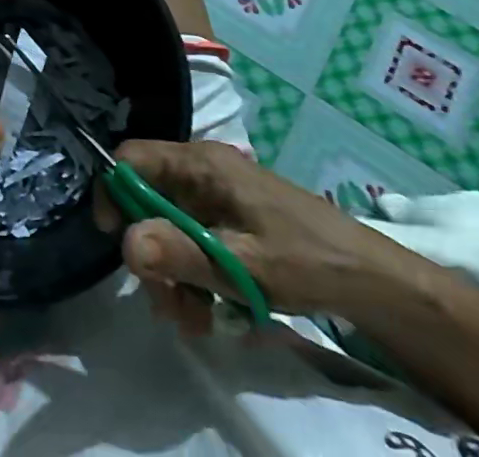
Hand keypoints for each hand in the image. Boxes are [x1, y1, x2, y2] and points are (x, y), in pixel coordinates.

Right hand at [95, 140, 401, 328]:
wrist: (365, 276)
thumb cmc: (304, 260)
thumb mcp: (240, 264)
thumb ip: (180, 253)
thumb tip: (123, 242)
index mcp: (202, 165)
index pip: (131, 158)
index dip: (113, 194)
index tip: (116, 242)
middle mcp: (203, 172)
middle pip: (146, 201)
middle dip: (150, 255)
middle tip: (169, 305)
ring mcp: (216, 196)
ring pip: (166, 228)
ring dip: (172, 276)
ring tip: (196, 320)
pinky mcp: (228, 219)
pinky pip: (191, 240)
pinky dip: (192, 275)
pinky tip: (210, 310)